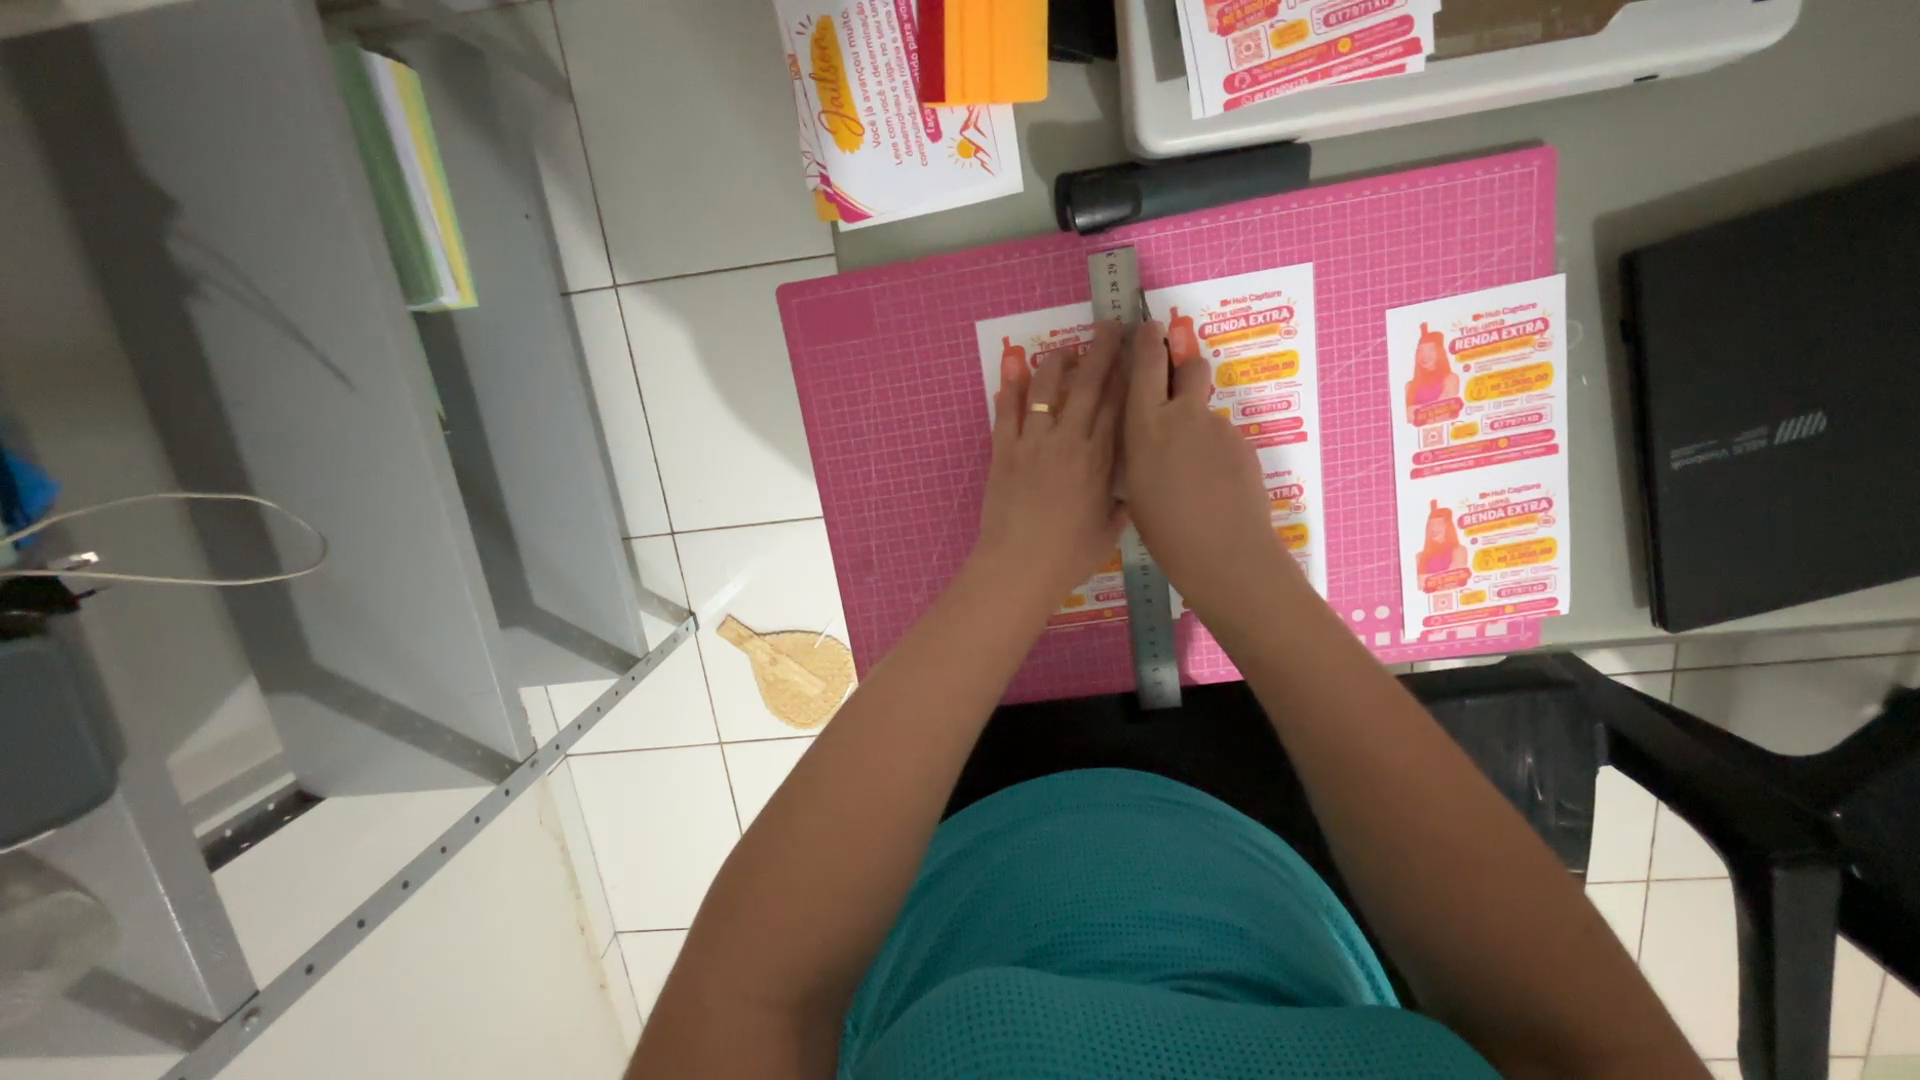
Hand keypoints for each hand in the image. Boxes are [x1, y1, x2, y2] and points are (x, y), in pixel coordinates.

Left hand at [973, 321, 1127, 607]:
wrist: (1019, 566)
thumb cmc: (1068, 556)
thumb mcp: (1109, 531)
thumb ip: (1121, 506)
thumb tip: (1130, 493)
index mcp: (1100, 460)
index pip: (1117, 404)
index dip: (1127, 373)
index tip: (1135, 350)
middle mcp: (1069, 441)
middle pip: (1087, 385)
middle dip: (1100, 351)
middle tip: (1108, 327)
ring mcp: (1032, 443)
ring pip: (1045, 389)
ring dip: (1056, 363)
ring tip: (1064, 349)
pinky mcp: (1003, 451)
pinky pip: (1006, 410)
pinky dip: (1010, 387)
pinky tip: (1015, 369)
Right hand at [1121, 320, 1294, 616]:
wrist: (1221, 551)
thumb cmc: (1162, 528)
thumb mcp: (1133, 483)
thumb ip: (1137, 447)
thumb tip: (1144, 434)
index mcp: (1145, 425)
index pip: (1148, 364)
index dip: (1147, 340)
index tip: (1148, 328)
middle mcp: (1184, 415)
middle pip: (1191, 367)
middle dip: (1185, 366)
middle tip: (1178, 383)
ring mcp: (1218, 428)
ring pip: (1207, 411)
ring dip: (1199, 425)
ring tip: (1195, 470)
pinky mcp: (1244, 445)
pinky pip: (1224, 439)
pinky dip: (1217, 453)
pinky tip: (1214, 485)